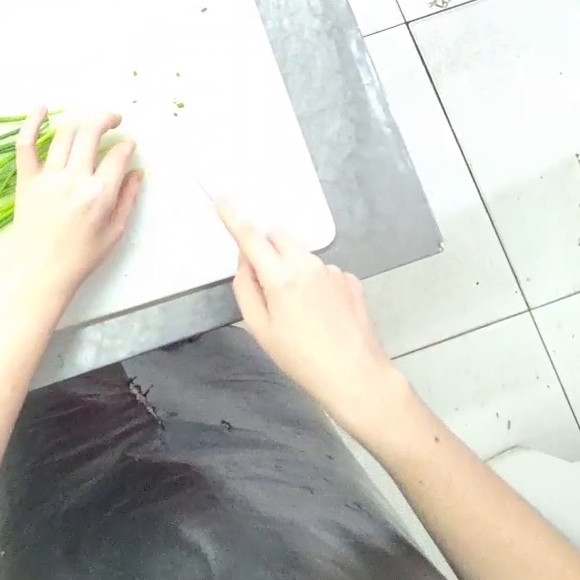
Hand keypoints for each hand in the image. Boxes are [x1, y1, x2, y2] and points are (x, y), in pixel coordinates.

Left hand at [7, 108, 142, 307]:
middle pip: (92, 132)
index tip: (128, 147)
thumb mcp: (115, 232)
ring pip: (66, 133)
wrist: (39, 271)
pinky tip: (42, 108)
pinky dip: (33, 122)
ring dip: (81, 120)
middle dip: (107, 119)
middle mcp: (75, 178)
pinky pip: (26, 144)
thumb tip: (138, 172)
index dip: (127, 146)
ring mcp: (48, 176)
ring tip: (90, 122)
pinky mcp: (27, 179)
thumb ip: (128, 199)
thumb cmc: (80, 257)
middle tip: (114, 121)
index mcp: (100, 193)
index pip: (118, 154)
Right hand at [218, 206, 413, 436]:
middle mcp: (308, 265)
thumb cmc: (301, 358)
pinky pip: (323, 270)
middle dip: (267, 248)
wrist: (357, 377)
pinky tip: (322, 312)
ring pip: (301, 254)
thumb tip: (245, 262)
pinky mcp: (351, 280)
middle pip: (279, 237)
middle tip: (266, 282)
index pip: (251, 238)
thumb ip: (246, 288)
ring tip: (299, 308)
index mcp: (281, 278)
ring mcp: (333, 271)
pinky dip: (315, 281)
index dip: (234, 219)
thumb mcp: (260, 329)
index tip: (222, 201)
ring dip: (292, 266)